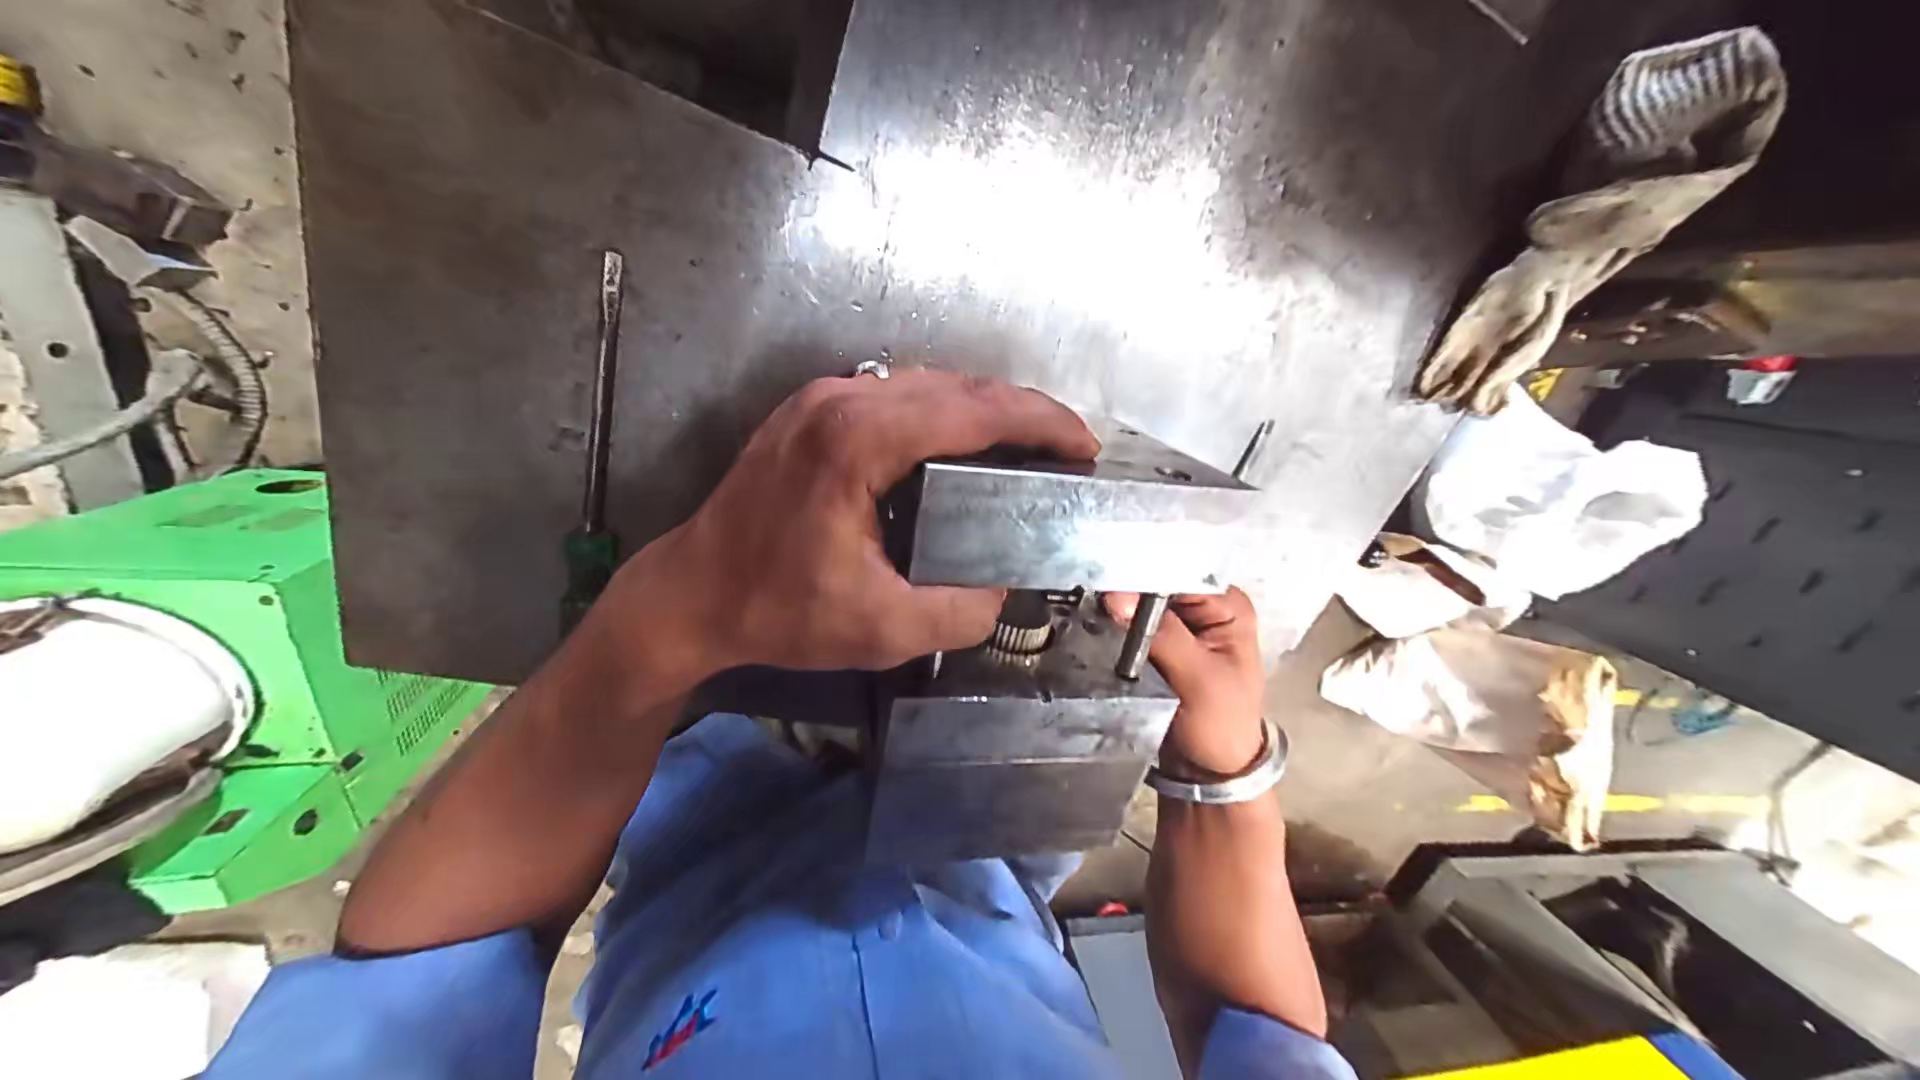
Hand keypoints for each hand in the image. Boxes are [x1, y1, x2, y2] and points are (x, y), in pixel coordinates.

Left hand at [611, 368, 1098, 678]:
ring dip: (984, 406)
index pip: (972, 410)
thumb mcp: (881, 631)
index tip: (1082, 443)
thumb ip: (958, 613)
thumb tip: (1001, 586)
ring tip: (1027, 443)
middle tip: (1064, 447)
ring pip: (927, 383)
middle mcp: (841, 402)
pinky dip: (944, 410)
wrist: (693, 594)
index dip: (1039, 421)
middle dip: (1022, 411)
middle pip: (956, 386)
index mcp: (858, 443)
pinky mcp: (810, 410)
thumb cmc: (777, 610)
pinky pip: (896, 394)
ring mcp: (821, 399)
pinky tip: (965, 440)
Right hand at [1106, 588, 1265, 776]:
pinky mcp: (1160, 644)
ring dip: (1118, 606)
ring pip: (1142, 603)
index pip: (1180, 574)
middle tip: (1090, 588)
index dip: (1144, 574)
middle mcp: (1205, 608)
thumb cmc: (1219, 724)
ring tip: (1087, 602)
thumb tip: (1118, 596)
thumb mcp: (1198, 677)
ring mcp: (1182, 626)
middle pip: (1159, 583)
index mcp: (1228, 607)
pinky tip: (1095, 619)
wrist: (1209, 770)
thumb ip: (1162, 633)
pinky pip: (1134, 624)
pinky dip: (1117, 624)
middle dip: (1127, 587)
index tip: (1108, 580)